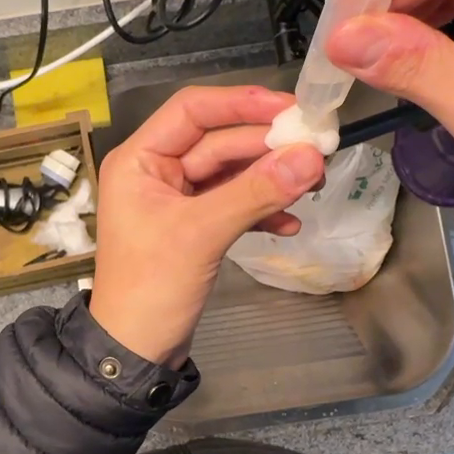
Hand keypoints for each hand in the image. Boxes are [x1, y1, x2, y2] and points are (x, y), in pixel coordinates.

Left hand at [89, 86, 325, 368]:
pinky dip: (260, 211)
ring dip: (270, 180)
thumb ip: (254, 192)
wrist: (135, 350)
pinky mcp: (193, 229)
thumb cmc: (151, 288)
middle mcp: (155, 173)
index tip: (292, 109)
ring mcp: (175, 202)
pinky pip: (233, 206)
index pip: (192, 110)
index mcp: (139, 161)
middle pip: (219, 142)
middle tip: (318, 151)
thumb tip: (310, 157)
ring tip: (312, 187)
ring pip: (231, 175)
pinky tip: (290, 224)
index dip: (242, 104)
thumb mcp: (201, 235)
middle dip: (266, 148)